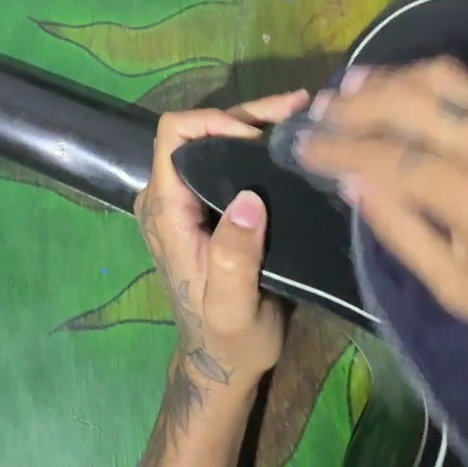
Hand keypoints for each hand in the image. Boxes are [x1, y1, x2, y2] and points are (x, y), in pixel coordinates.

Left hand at [134, 91, 309, 391]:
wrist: (223, 360)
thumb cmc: (228, 337)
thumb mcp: (234, 306)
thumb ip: (234, 257)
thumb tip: (248, 199)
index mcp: (165, 210)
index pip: (173, 136)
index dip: (213, 121)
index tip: (256, 135)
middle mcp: (168, 195)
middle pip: (198, 132)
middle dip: (247, 113)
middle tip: (298, 106)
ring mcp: (184, 197)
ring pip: (214, 141)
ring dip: (256, 123)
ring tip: (301, 110)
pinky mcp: (203, 202)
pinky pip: (224, 160)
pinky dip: (256, 143)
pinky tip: (289, 135)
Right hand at [294, 58, 467, 416]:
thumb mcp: (459, 292)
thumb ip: (401, 230)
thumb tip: (351, 181)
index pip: (387, 156)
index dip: (336, 149)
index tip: (298, 146)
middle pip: (407, 103)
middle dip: (352, 106)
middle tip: (313, 114)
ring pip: (437, 77)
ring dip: (385, 80)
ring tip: (344, 91)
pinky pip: (464, 83)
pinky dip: (419, 78)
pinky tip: (393, 86)